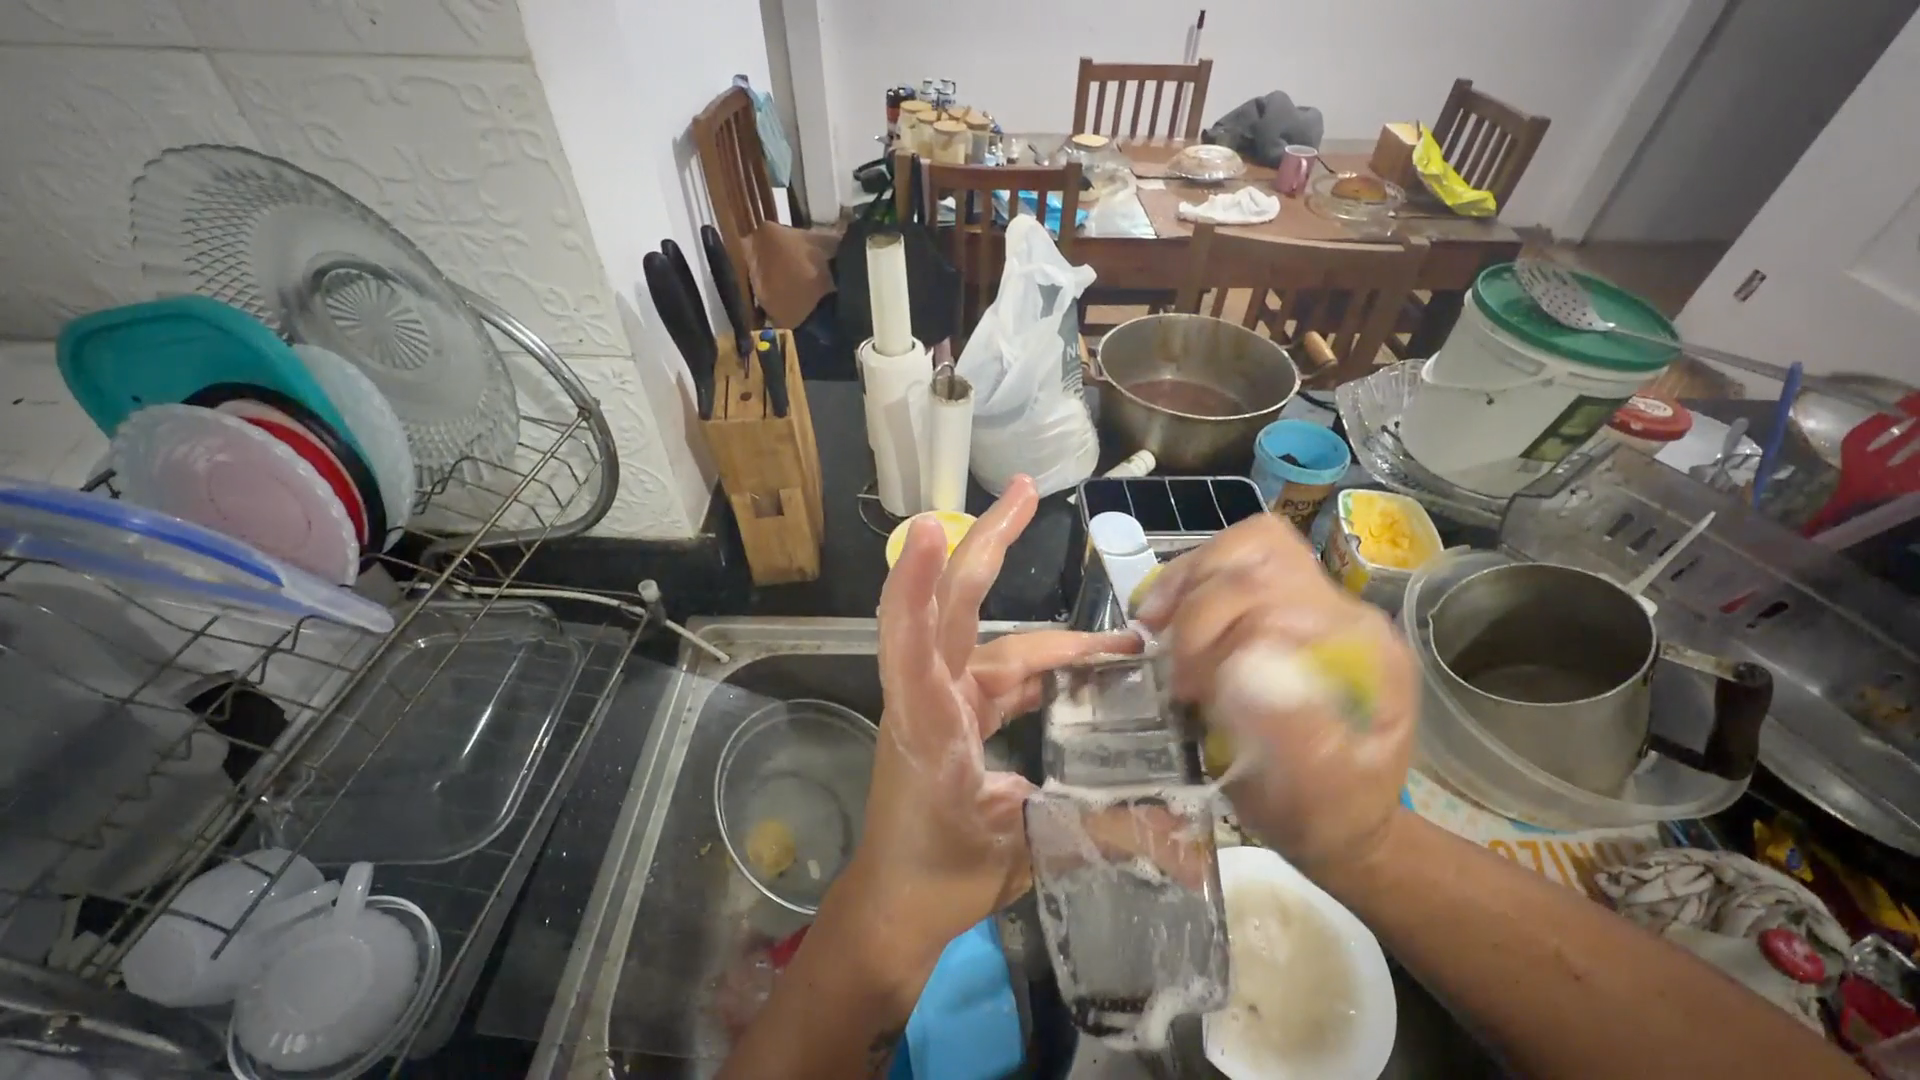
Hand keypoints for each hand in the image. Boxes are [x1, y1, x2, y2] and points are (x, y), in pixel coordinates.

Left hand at [842, 477, 1139, 972]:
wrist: (901, 903)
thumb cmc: (944, 876)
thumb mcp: (1023, 850)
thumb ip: (1103, 831)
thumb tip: (1189, 838)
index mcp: (931, 725)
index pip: (914, 642)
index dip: (920, 582)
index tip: (937, 526)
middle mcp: (933, 697)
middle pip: (957, 606)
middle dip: (991, 544)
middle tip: (1028, 493)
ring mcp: (947, 700)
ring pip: (999, 642)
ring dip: (1055, 635)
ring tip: (1124, 639)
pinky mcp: (961, 713)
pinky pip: (1007, 673)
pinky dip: (1050, 668)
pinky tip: (1096, 671)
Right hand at [1135, 514, 1415, 875]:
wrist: (1341, 821)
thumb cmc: (1325, 811)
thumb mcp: (1313, 790)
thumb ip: (1291, 730)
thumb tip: (1241, 665)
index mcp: (1363, 650)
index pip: (1274, 598)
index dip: (1212, 633)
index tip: (1188, 691)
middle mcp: (1346, 614)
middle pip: (1259, 556)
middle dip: (1197, 608)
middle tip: (1175, 667)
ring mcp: (1317, 604)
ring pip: (1245, 547)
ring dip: (1188, 582)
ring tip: (1157, 626)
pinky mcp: (1285, 607)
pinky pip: (1234, 563)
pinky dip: (1188, 581)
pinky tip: (1164, 615)